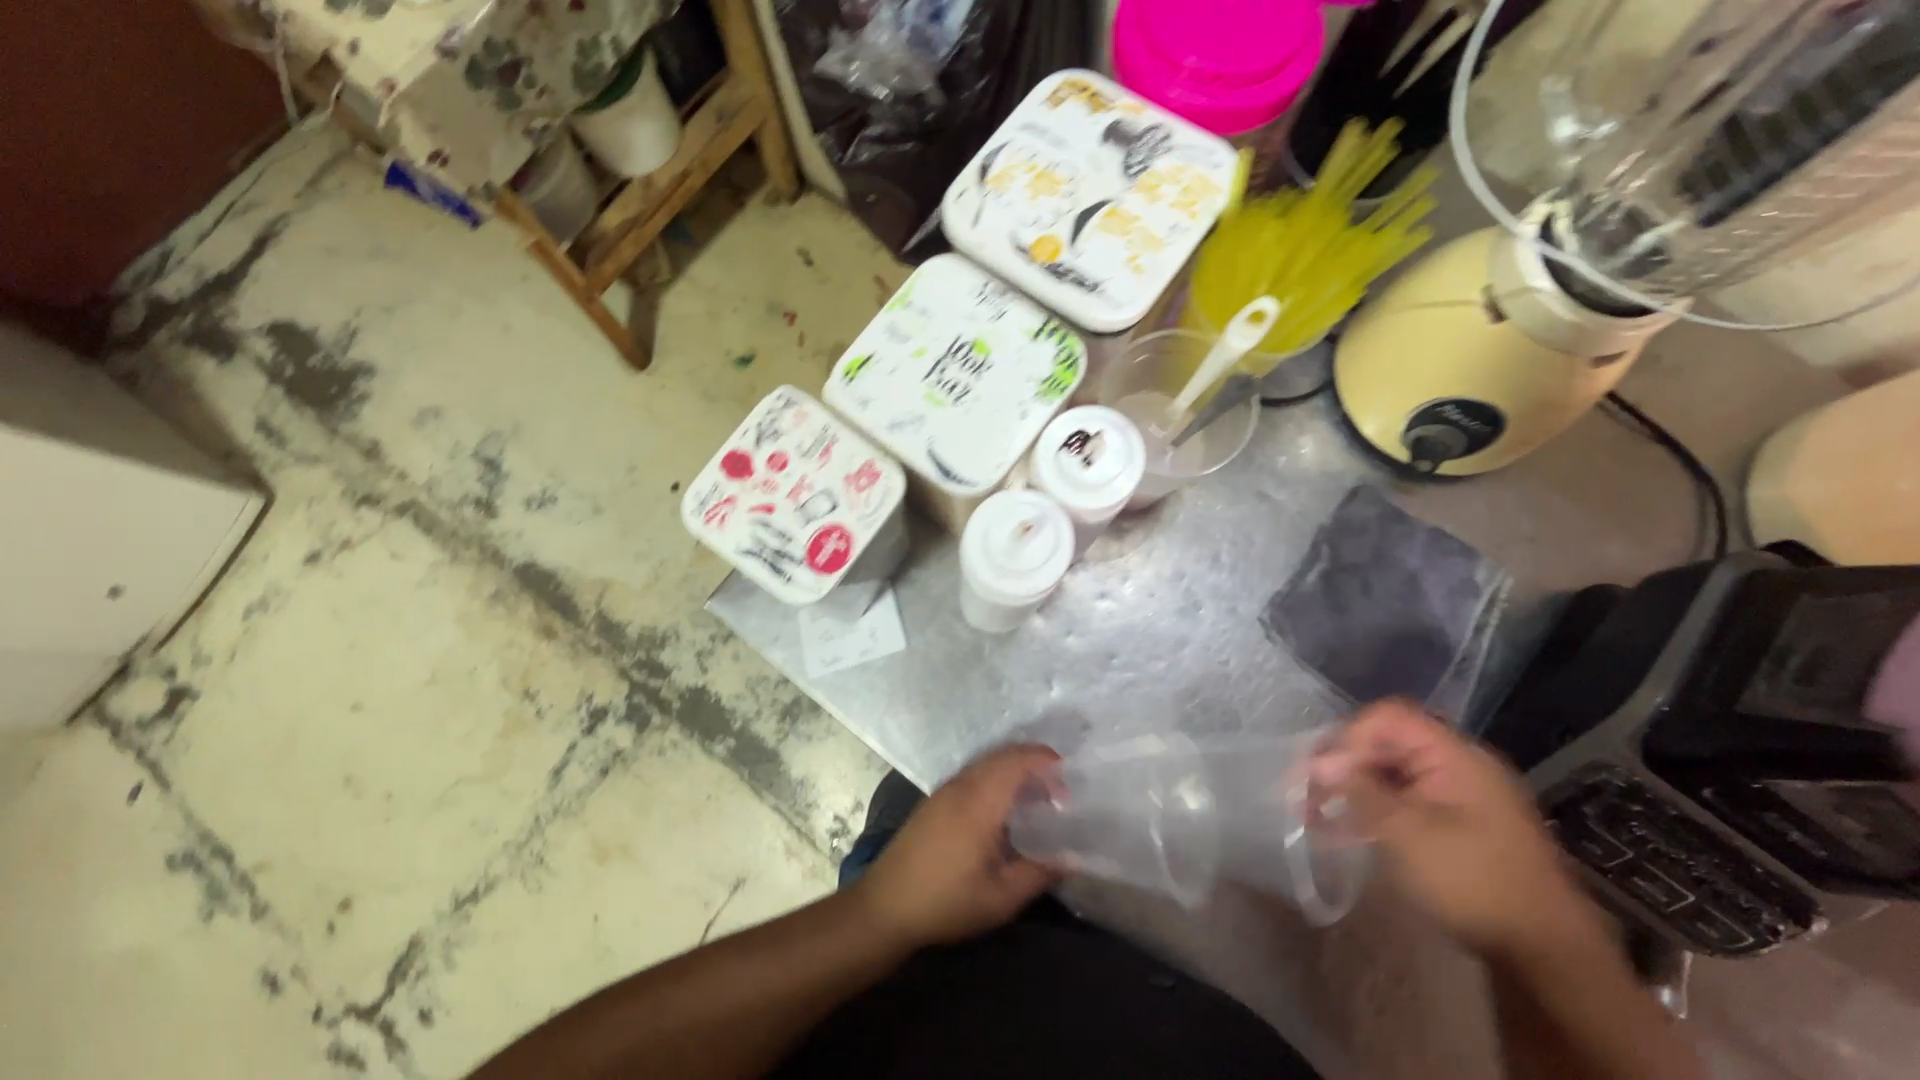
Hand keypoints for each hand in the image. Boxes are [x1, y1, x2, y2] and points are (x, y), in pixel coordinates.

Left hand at [852, 744, 1062, 948]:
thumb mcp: (1000, 898)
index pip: (1017, 761)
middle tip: (1060, 793)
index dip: (1046, 762)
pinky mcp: (933, 803)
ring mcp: (943, 792)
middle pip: (1003, 757)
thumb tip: (1073, 860)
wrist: (883, 907)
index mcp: (979, 802)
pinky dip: (996, 782)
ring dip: (1014, 773)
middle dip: (1035, 765)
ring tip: (1038, 803)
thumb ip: (1039, 874)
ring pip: (986, 765)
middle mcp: (960, 787)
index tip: (1070, 781)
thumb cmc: (945, 902)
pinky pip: (973, 776)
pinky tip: (1005, 814)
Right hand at [1312, 700, 1603, 959]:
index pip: (1389, 718)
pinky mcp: (1458, 828)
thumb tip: (1318, 763)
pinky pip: (1406, 804)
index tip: (1318, 774)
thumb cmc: (1473, 880)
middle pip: (1389, 744)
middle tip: (1305, 796)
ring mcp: (1461, 797)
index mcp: (1455, 755)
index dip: (1348, 737)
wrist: (1543, 948)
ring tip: (1313, 817)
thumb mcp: (1407, 833)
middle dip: (1343, 765)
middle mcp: (1459, 766)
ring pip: (1393, 776)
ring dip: (1353, 791)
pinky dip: (1373, 813)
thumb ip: (1360, 790)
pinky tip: (1343, 835)